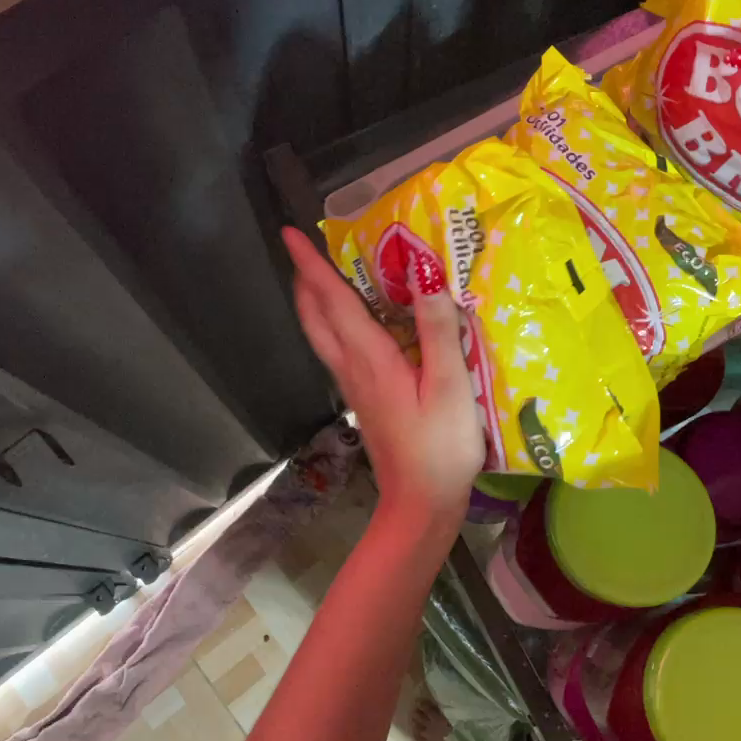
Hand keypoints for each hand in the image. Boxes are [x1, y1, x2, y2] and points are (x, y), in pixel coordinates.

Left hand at [282, 227, 484, 521]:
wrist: (420, 505)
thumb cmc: (440, 449)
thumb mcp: (451, 388)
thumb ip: (439, 333)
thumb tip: (427, 279)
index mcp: (372, 359)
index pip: (334, 302)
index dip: (312, 266)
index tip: (289, 235)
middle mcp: (354, 370)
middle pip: (317, 320)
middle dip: (304, 283)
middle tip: (300, 252)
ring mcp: (356, 390)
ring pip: (323, 338)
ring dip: (315, 306)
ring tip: (319, 281)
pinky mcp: (366, 404)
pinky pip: (339, 354)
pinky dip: (334, 329)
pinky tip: (353, 329)